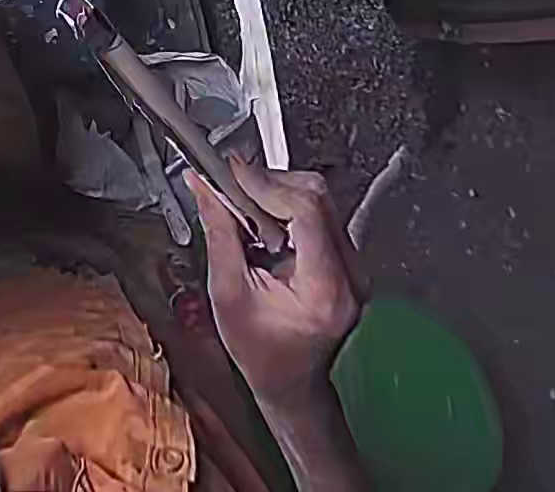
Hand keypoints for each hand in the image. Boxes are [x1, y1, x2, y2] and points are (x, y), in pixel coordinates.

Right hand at [187, 156, 362, 404]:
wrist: (290, 382)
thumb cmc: (262, 352)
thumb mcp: (226, 293)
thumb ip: (218, 232)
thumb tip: (202, 186)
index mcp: (325, 288)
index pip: (306, 210)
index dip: (265, 183)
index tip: (231, 172)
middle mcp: (349, 273)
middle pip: (314, 195)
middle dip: (267, 183)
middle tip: (231, 188)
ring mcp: (352, 265)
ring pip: (317, 196)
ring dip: (274, 191)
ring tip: (245, 214)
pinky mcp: (344, 258)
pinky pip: (317, 210)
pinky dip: (284, 204)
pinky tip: (261, 223)